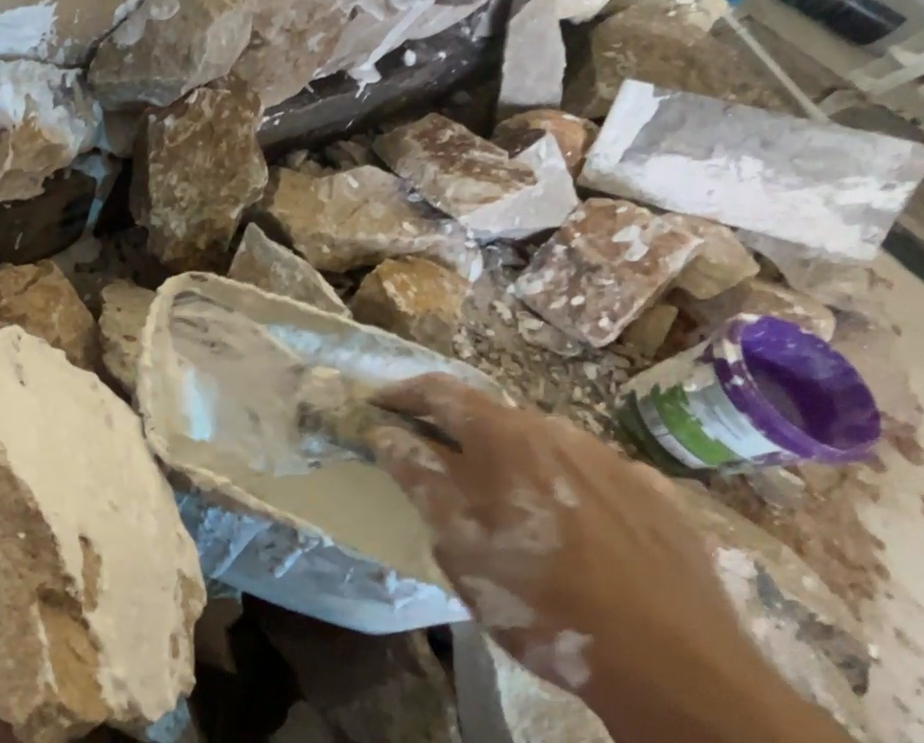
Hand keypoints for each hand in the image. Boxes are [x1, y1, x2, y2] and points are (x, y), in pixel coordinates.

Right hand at [368, 374, 850, 742]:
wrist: (680, 668)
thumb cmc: (544, 601)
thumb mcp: (461, 544)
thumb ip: (420, 479)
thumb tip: (385, 433)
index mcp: (505, 438)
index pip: (440, 391)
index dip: (403, 394)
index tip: (378, 407)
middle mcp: (560, 432)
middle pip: (493, 415)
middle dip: (456, 431)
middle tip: (433, 462)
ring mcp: (616, 462)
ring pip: (546, 444)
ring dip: (512, 458)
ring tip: (502, 499)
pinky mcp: (660, 497)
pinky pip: (594, 474)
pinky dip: (564, 484)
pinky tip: (570, 526)